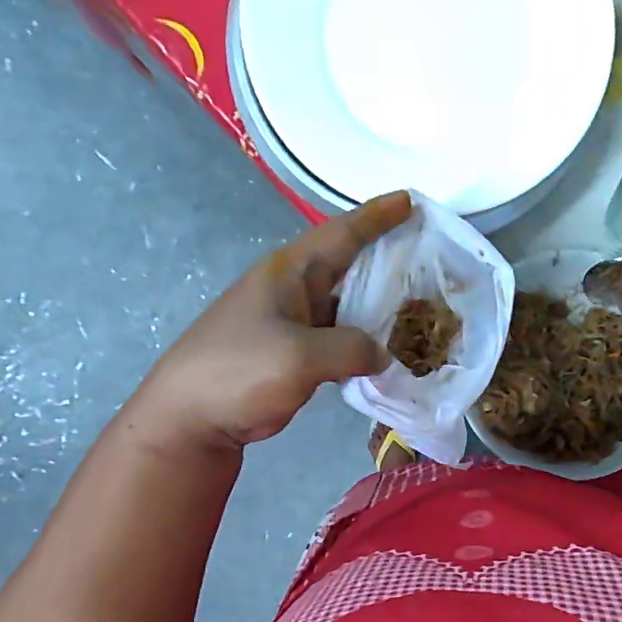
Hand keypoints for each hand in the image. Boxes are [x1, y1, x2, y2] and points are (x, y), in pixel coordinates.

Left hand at [135, 192, 412, 448]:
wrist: (187, 420)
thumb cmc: (238, 372)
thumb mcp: (300, 356)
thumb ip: (351, 349)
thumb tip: (380, 355)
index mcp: (289, 273)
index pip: (342, 233)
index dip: (378, 217)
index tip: (412, 201)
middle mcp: (291, 292)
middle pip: (348, 269)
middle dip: (388, 264)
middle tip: (434, 265)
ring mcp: (289, 326)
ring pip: (344, 310)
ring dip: (378, 312)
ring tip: (422, 312)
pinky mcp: (289, 358)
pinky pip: (335, 343)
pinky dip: (361, 347)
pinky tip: (386, 356)